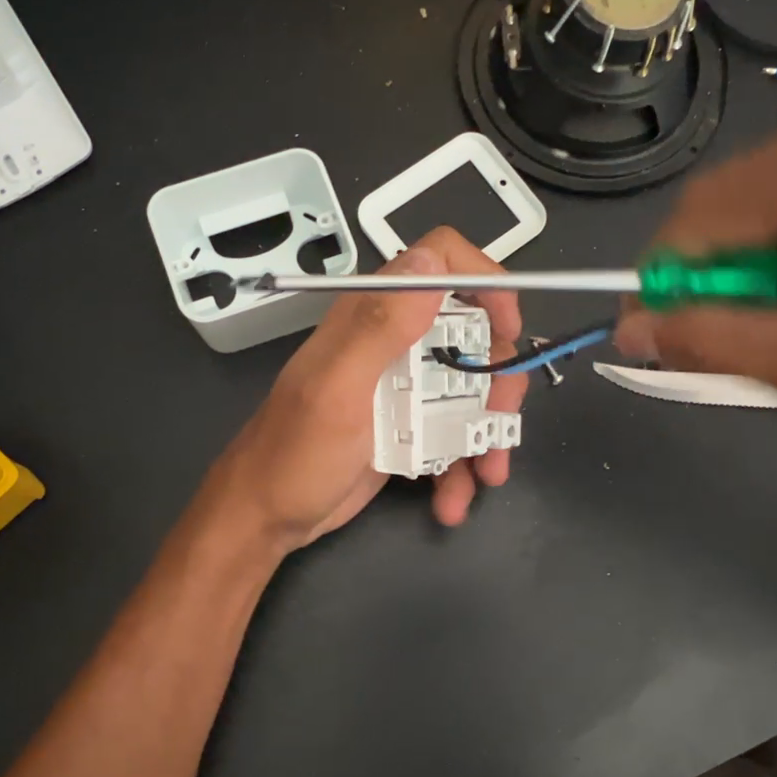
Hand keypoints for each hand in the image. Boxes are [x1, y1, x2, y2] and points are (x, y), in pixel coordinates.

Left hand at [200, 227, 526, 552]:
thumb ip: (380, 326)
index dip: (484, 281)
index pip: (438, 264)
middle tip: (499, 425)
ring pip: (470, 392)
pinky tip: (452, 501)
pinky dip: (461, 469)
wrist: (267, 516)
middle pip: (472, 335)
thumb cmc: (294, 454)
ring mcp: (401, 389)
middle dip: (497, 380)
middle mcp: (392, 344)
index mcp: (372, 317)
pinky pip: (452, 437)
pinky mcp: (405, 430)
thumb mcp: (337, 390)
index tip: (508, 328)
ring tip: (486, 477)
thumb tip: (431, 260)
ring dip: (486, 436)